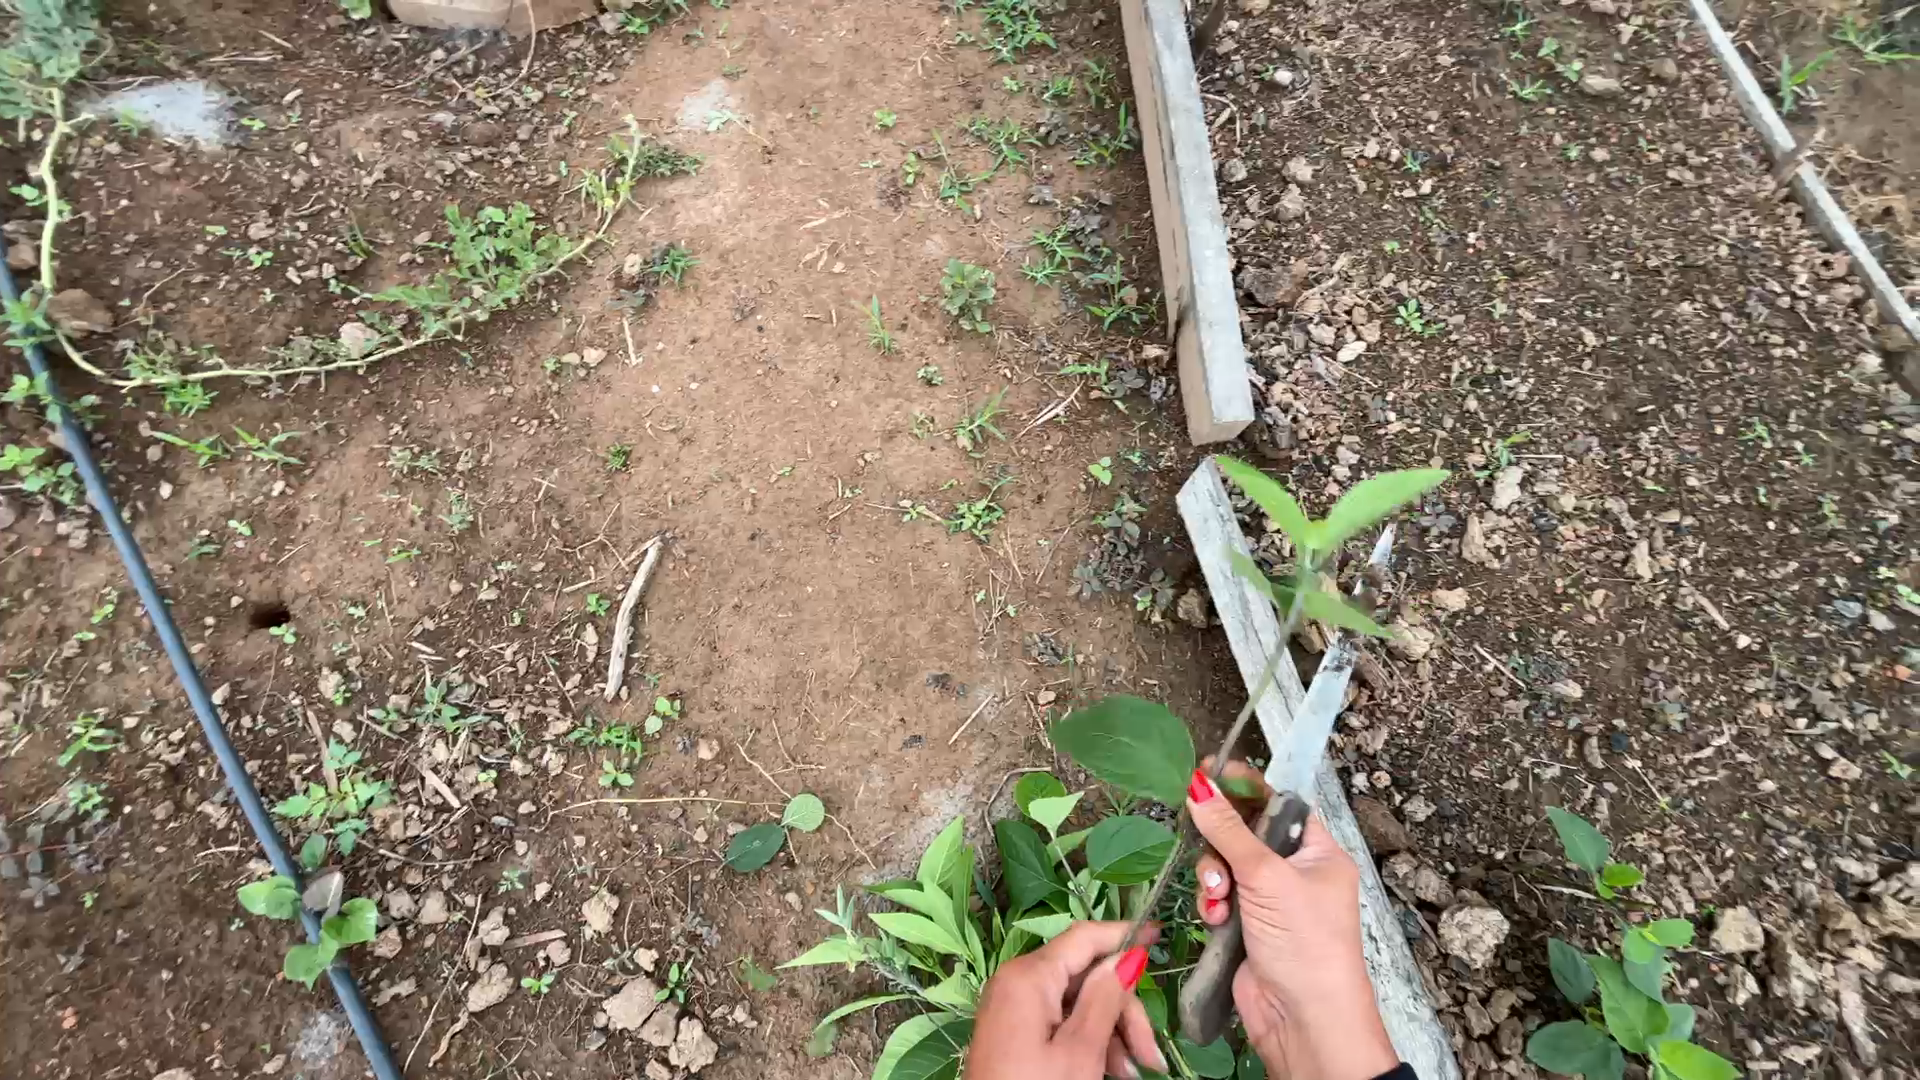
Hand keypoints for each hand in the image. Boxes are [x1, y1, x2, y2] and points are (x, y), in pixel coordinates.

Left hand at [968, 920, 1168, 1079]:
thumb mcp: (1080, 1053)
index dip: (1122, 934)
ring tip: (1134, 1073)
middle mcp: (1018, 980)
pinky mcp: (1015, 1032)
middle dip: (1122, 1009)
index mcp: (1029, 975)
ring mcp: (1014, 1007)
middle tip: (1151, 1057)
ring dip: (1111, 1032)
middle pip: (1085, 976)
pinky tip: (1110, 1072)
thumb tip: (1127, 955)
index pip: (1083, 937)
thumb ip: (1104, 999)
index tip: (1158, 934)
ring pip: (1076, 1002)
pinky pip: (1060, 1022)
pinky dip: (1087, 1041)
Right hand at [1188, 762, 1397, 1079]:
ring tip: (1217, 896)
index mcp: (1316, 852)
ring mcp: (1269, 899)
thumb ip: (1228, 828)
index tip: (1206, 772)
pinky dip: (1212, 901)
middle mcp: (1294, 871)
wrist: (1304, 1025)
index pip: (1276, 802)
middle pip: (1242, 831)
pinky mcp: (1246, 924)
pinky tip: (1215, 917)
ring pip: (1224, 863)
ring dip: (1212, 875)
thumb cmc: (1304, 944)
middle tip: (1202, 839)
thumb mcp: (1266, 877)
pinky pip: (1218, 894)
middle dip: (1219, 842)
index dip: (1243, 786)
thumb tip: (1197, 784)